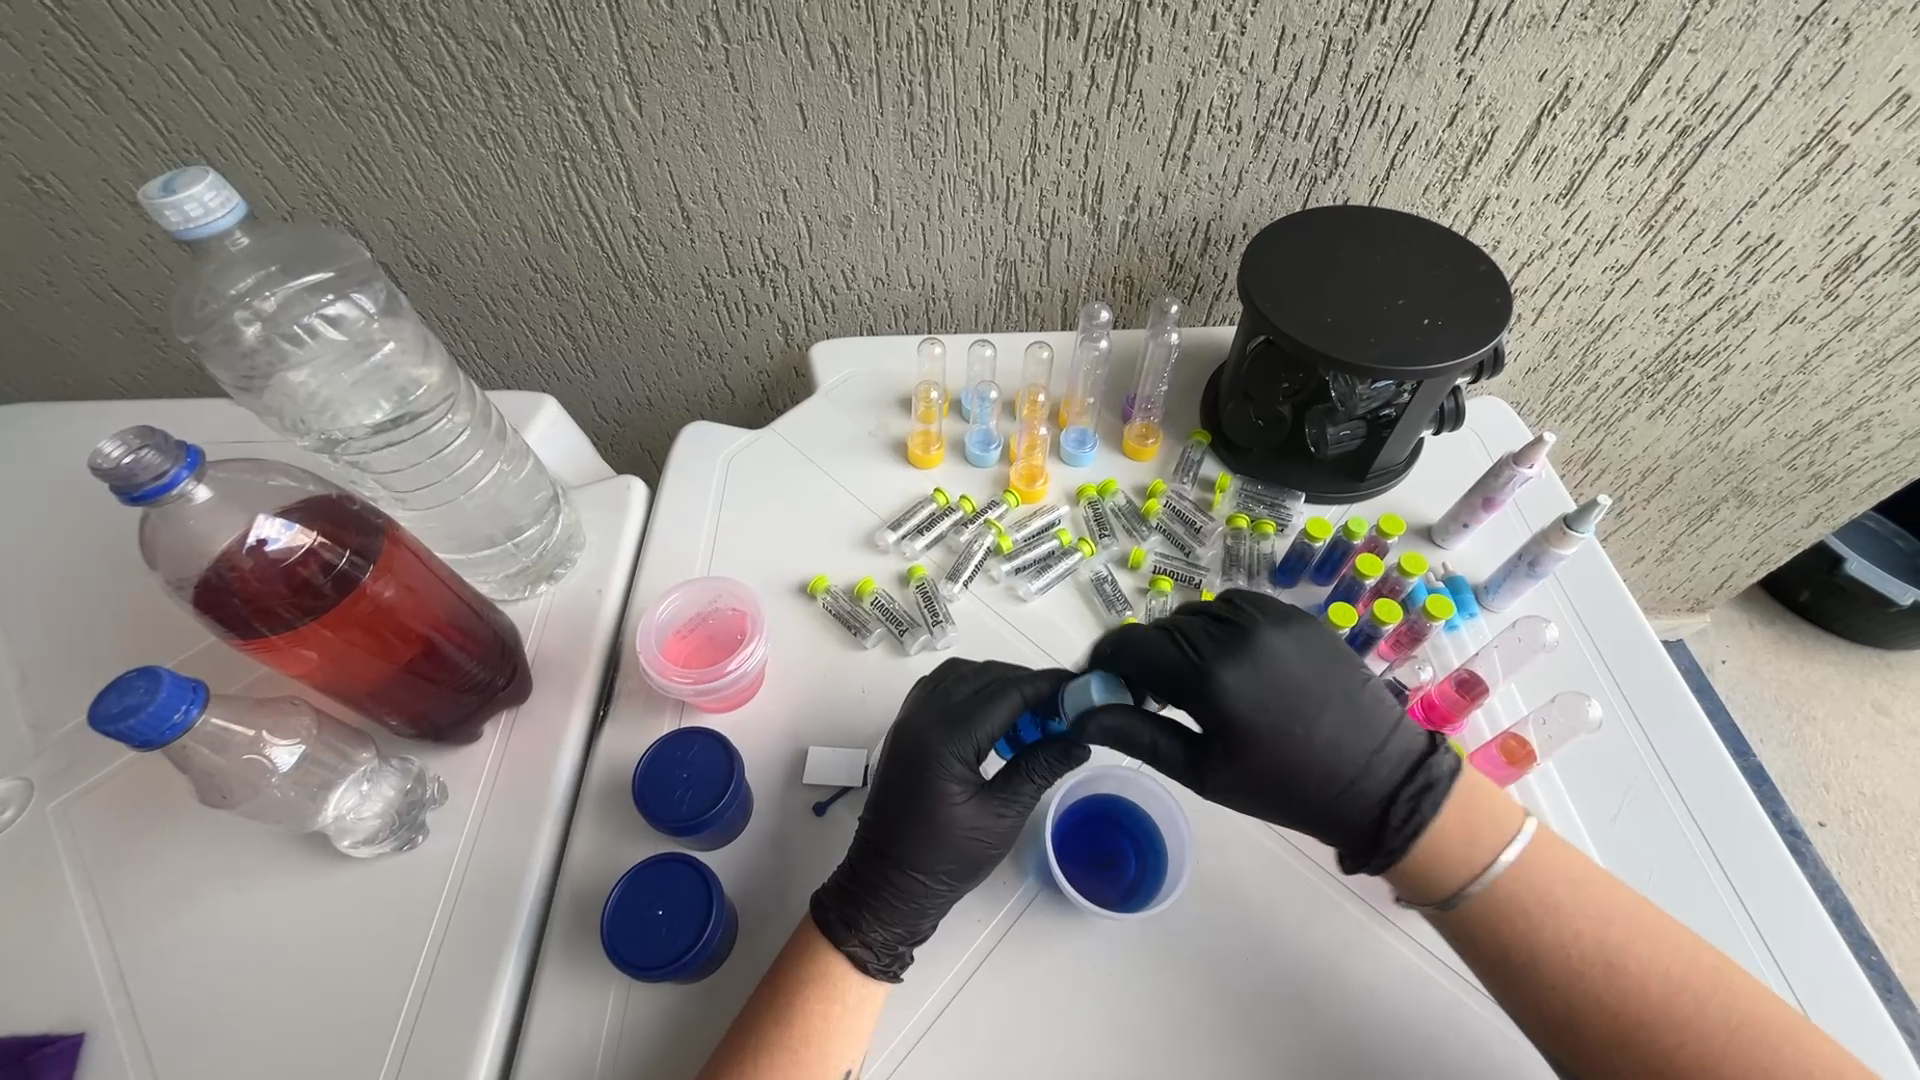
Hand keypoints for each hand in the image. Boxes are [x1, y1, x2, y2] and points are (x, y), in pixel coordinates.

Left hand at [810, 659, 1089, 981]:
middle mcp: (924, 714)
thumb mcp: (1002, 815)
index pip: (1006, 691)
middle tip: (1061, 707)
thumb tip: (1080, 739)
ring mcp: (909, 717)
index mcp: (946, 736)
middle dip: (1026, 683)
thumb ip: (1039, 768)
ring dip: (997, 681)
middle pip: (984, 675)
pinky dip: (971, 688)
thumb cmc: (945, 858)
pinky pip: (941, 686)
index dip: (1046, 685)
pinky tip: (994, 715)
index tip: (1079, 688)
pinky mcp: (905, 726)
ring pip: (960, 674)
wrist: (887, 882)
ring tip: (1030, 712)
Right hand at [1077, 589, 1458, 874]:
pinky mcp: (1293, 614)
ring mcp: (1268, 617)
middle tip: (1154, 695)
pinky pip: (1236, 606)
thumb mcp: (1201, 771)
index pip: (1129, 645)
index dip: (1106, 661)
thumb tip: (1081, 716)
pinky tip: (1232, 660)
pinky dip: (1219, 627)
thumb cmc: (1282, 785)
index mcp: (1207, 675)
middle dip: (1146, 657)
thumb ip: (1137, 734)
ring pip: (1196, 612)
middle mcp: (1233, 632)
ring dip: (1182, 640)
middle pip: (1161, 628)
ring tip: (1196, 678)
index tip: (1105, 683)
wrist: (1376, 779)